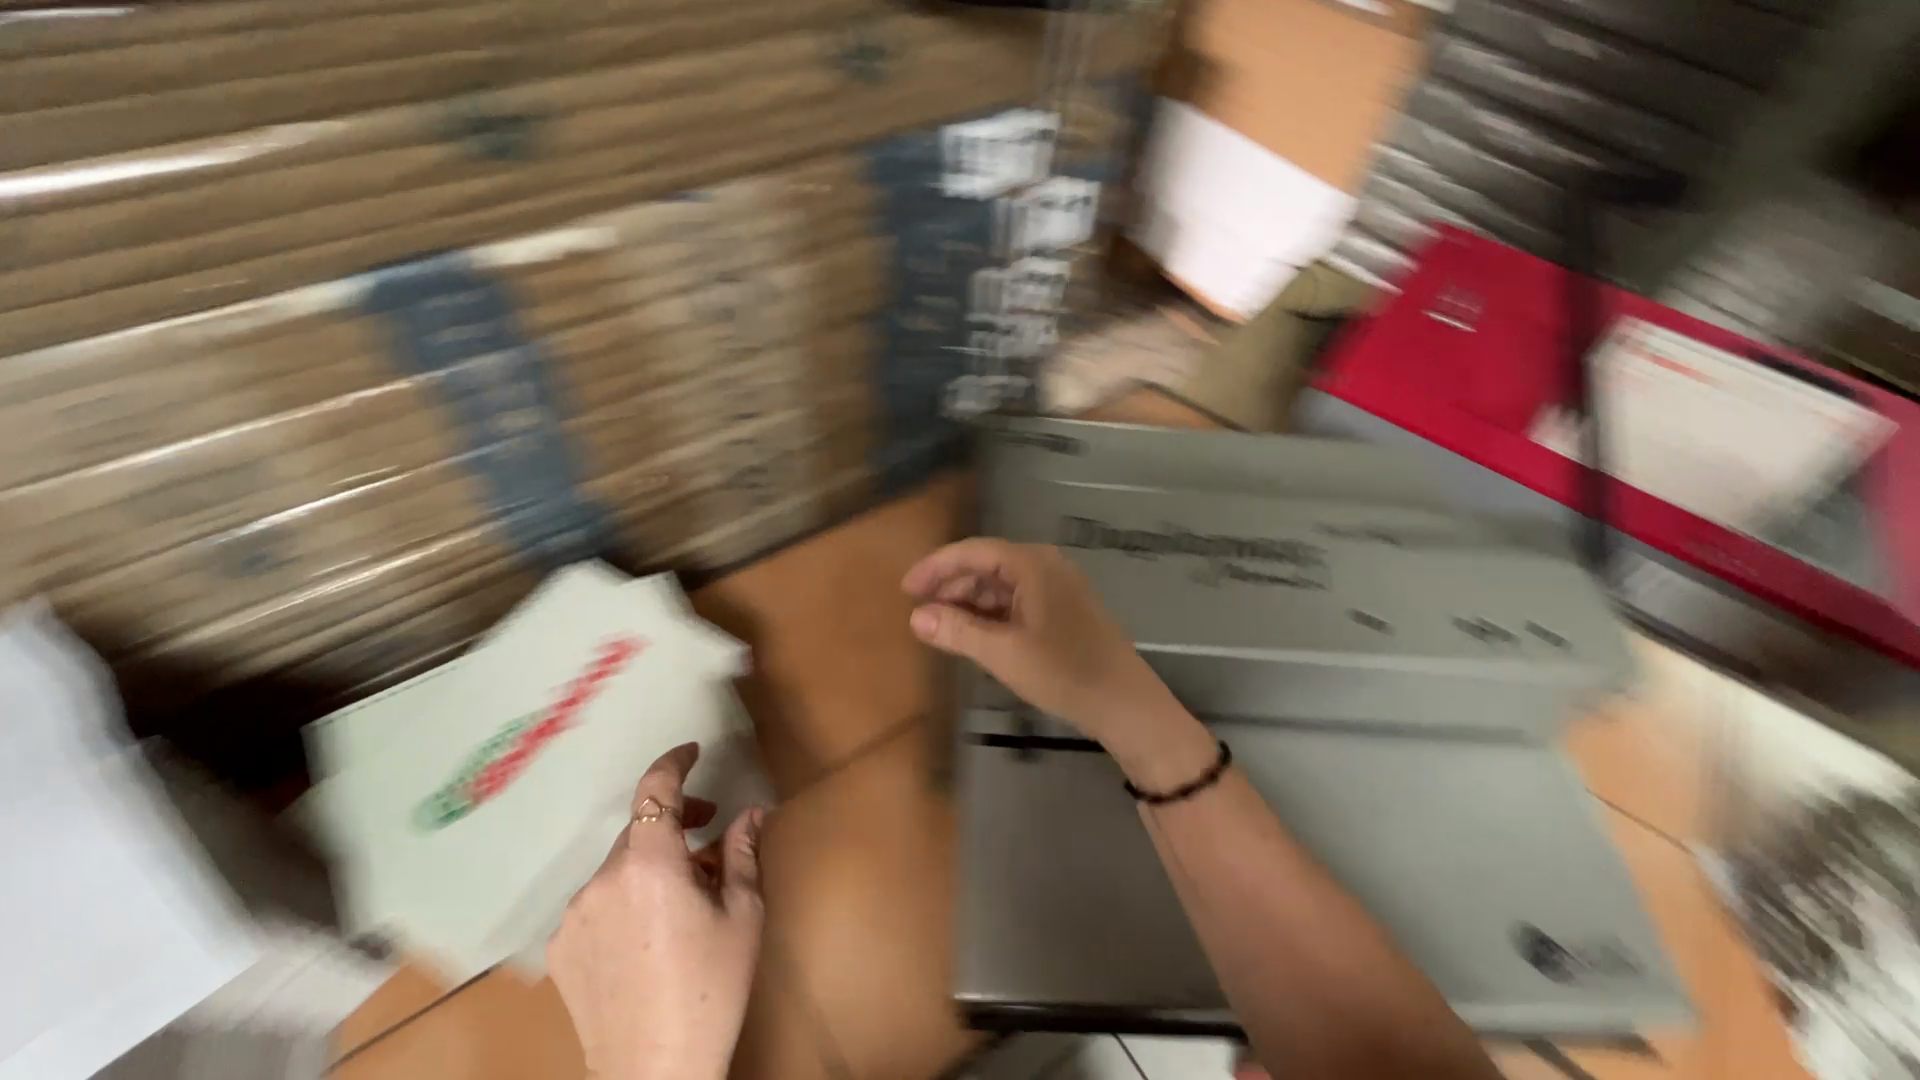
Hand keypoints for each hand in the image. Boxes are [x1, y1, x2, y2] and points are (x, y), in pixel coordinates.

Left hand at [548, 743, 766, 1079]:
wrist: (656, 1071)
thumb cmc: (712, 988)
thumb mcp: (743, 916)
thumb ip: (742, 853)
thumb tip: (753, 812)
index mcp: (651, 865)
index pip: (656, 791)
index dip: (674, 763)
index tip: (691, 752)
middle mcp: (603, 880)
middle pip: (640, 832)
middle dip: (674, 826)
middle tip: (710, 841)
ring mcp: (574, 916)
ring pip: (618, 869)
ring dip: (649, 867)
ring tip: (683, 902)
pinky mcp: (561, 948)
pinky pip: (597, 904)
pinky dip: (624, 900)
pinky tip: (648, 937)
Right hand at [902, 538, 1183, 747]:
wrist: (1125, 702)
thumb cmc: (1063, 672)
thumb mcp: (1003, 653)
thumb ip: (957, 631)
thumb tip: (915, 618)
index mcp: (1032, 564)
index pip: (973, 552)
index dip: (936, 567)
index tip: (905, 588)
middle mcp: (1046, 565)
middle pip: (987, 565)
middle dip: (951, 586)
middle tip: (919, 611)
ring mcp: (1059, 586)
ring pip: (1002, 585)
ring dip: (970, 602)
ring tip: (941, 626)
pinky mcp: (1065, 609)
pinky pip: (1018, 600)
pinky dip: (992, 614)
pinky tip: (974, 634)